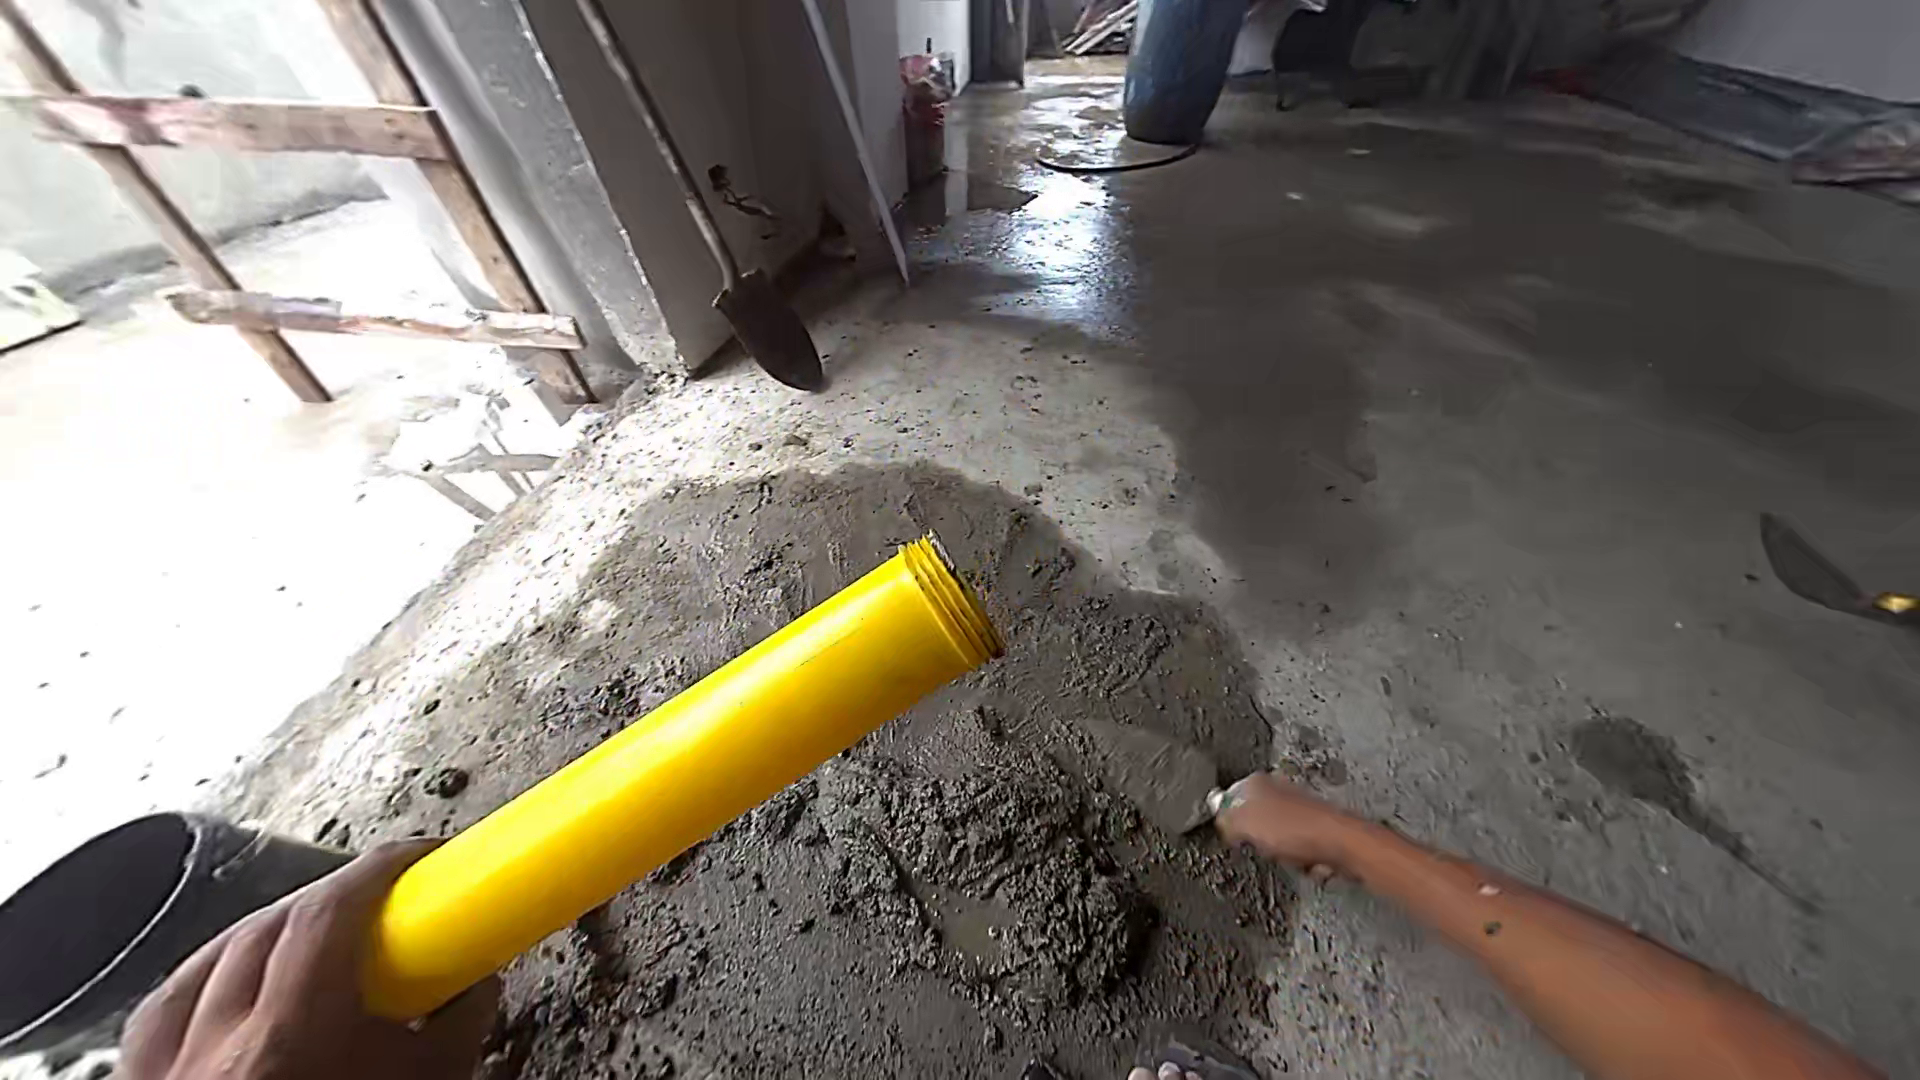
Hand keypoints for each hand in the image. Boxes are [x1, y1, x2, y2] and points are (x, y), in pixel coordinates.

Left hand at [121, 842, 500, 1079]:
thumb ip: (463, 1021)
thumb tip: (480, 975)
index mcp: (288, 1040)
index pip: (328, 912)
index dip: (381, 866)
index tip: (425, 855)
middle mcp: (210, 1053)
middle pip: (270, 925)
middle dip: (338, 890)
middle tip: (389, 889)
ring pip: (204, 962)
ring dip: (271, 925)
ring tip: (321, 921)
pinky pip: (162, 1013)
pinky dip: (211, 974)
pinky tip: (245, 973)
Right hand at [1212, 772, 1367, 881]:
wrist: (1343, 845)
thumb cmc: (1294, 829)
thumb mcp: (1243, 824)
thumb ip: (1224, 822)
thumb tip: (1222, 825)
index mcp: (1256, 781)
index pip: (1229, 799)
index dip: (1230, 821)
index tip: (1234, 837)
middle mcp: (1277, 788)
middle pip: (1254, 821)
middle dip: (1260, 841)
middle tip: (1265, 848)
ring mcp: (1299, 807)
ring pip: (1278, 838)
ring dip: (1283, 854)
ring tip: (1292, 857)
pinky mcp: (1318, 828)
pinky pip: (1301, 849)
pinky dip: (1303, 859)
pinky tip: (1308, 861)